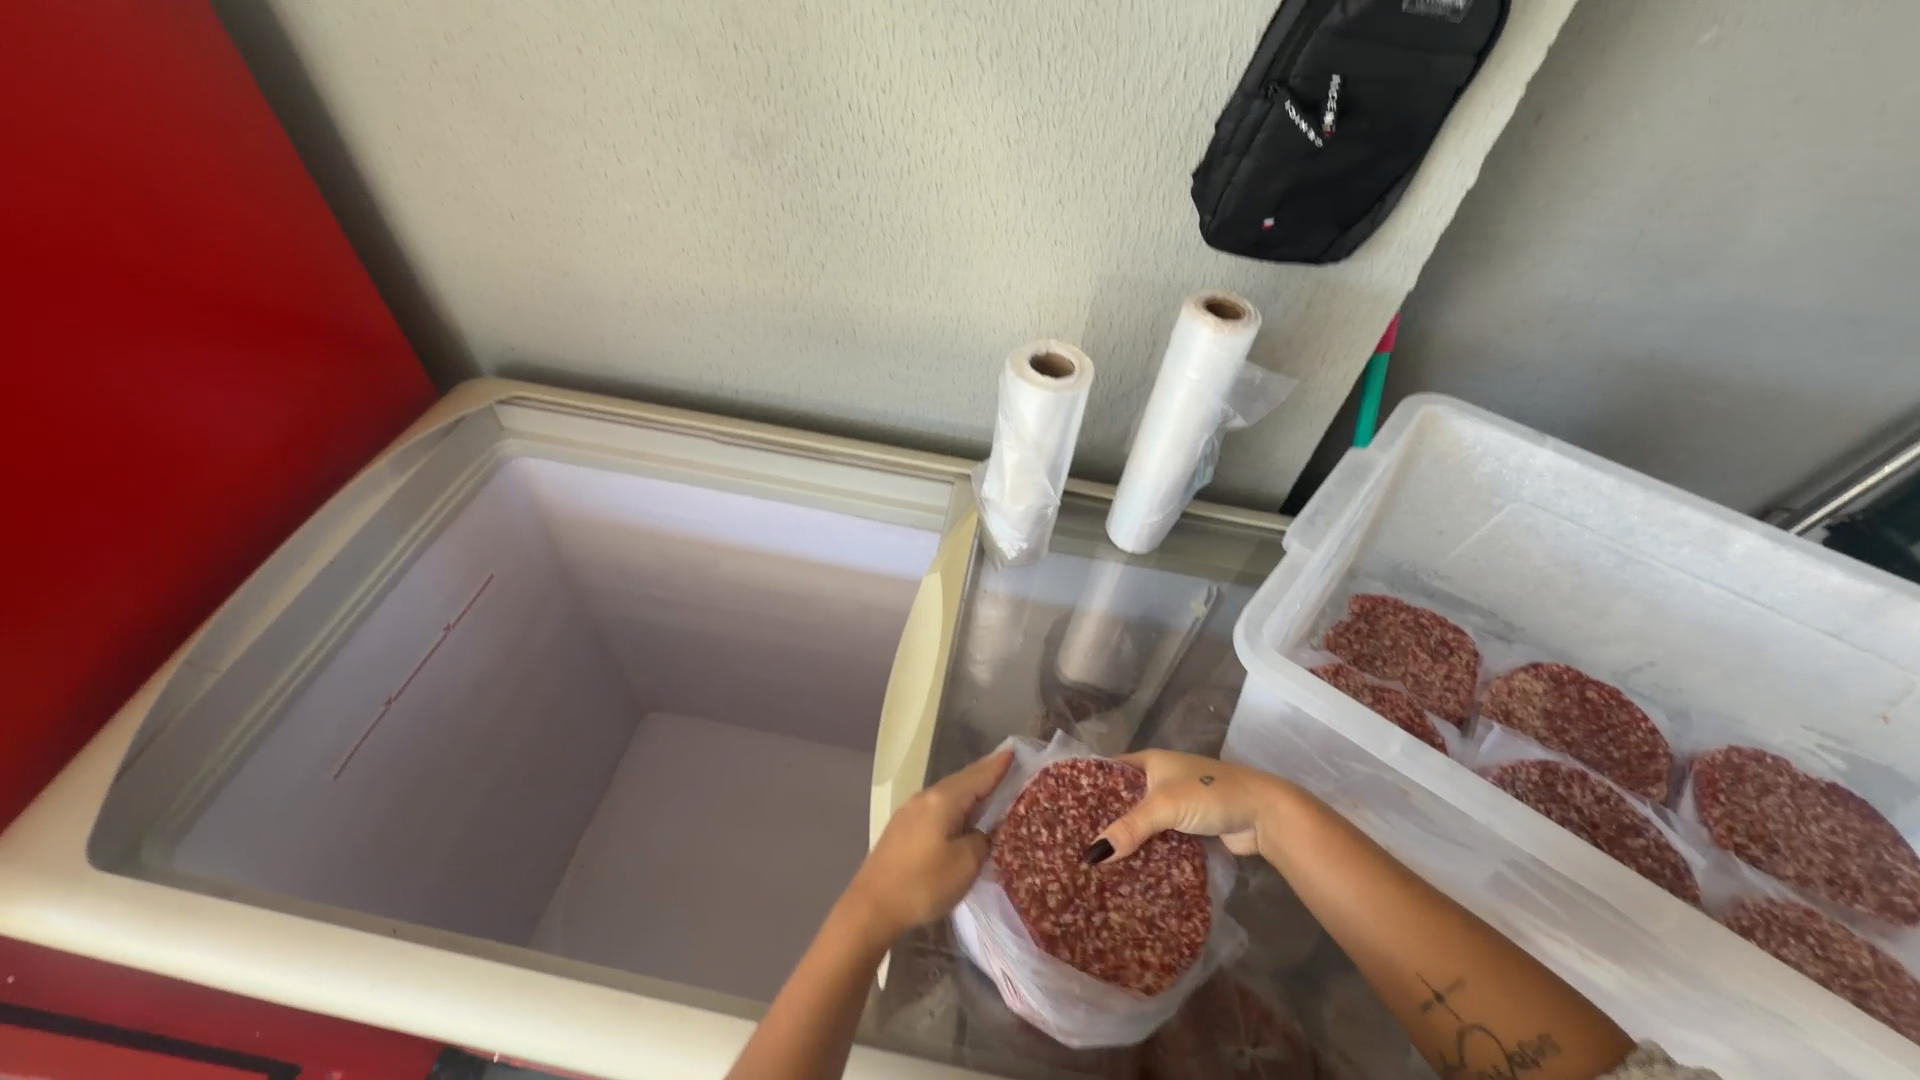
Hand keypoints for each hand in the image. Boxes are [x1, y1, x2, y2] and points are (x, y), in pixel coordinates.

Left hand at [842, 749, 1012, 941]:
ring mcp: (909, 812)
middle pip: (962, 780)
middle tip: (1008, 767)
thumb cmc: (923, 884)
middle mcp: (925, 798)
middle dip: (985, 774)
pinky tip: (961, 815)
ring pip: (948, 794)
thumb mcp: (966, 864)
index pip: (978, 776)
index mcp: (943, 800)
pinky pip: (936, 808)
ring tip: (990, 790)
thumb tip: (979, 832)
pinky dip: (955, 805)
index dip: (998, 765)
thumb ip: (981, 840)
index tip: (1014, 751)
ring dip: (969, 791)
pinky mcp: (902, 828)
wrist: (871, 907)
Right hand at [1090, 750, 1290, 861]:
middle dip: (1102, 821)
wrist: (1264, 813)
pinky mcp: (1187, 829)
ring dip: (1124, 842)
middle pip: (1122, 801)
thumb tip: (1091, 856)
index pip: (1108, 771)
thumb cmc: (1210, 793)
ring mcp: (1174, 806)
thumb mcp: (1165, 806)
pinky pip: (1157, 841)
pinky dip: (1144, 853)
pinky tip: (1124, 872)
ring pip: (1140, 824)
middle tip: (1070, 846)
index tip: (1060, 811)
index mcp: (1149, 762)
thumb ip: (1129, 828)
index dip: (1086, 788)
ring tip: (1091, 865)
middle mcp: (1158, 780)